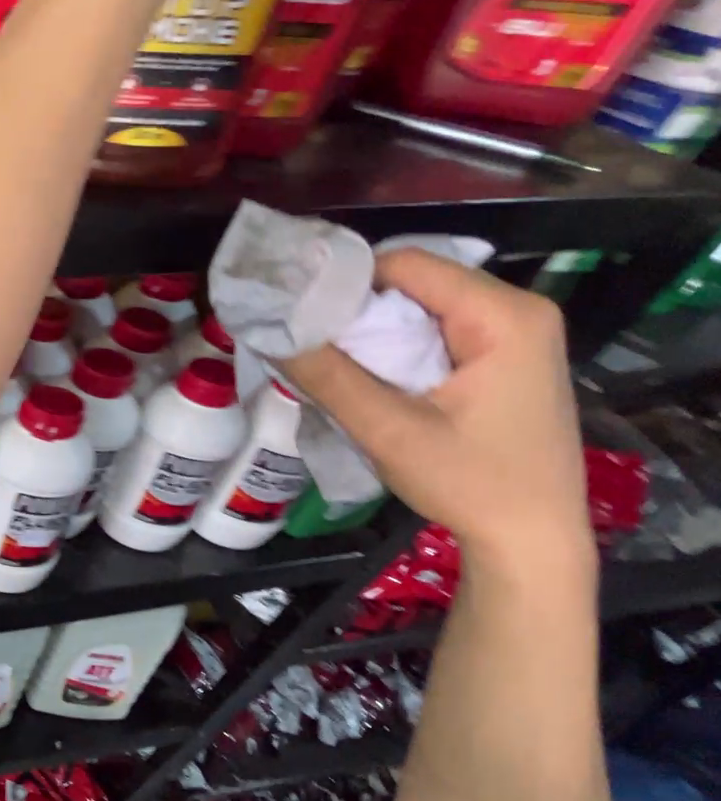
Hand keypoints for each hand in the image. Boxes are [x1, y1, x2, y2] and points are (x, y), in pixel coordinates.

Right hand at [278, 248, 591, 562]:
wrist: (531, 536)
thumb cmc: (470, 481)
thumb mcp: (390, 431)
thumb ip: (329, 377)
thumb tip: (269, 333)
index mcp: (503, 315)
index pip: (406, 264)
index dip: (344, 284)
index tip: (297, 319)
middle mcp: (517, 310)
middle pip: (414, 282)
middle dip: (355, 311)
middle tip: (306, 347)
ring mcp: (514, 334)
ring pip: (420, 308)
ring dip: (371, 333)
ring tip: (329, 366)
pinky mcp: (502, 358)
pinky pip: (434, 332)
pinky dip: (393, 348)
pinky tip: (369, 379)